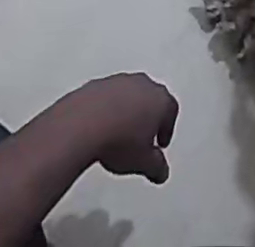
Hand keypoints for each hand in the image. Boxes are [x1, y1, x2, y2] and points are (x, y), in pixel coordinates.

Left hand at [59, 73, 178, 183]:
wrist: (83, 125)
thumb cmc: (119, 140)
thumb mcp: (143, 163)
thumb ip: (157, 167)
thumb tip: (161, 172)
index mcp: (160, 99)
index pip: (171, 111)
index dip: (167, 128)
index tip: (160, 143)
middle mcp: (143, 84)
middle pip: (151, 99)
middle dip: (148, 117)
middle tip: (142, 138)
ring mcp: (119, 82)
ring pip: (130, 95)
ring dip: (128, 111)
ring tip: (120, 135)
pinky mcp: (97, 84)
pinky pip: (108, 97)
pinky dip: (108, 109)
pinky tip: (101, 128)